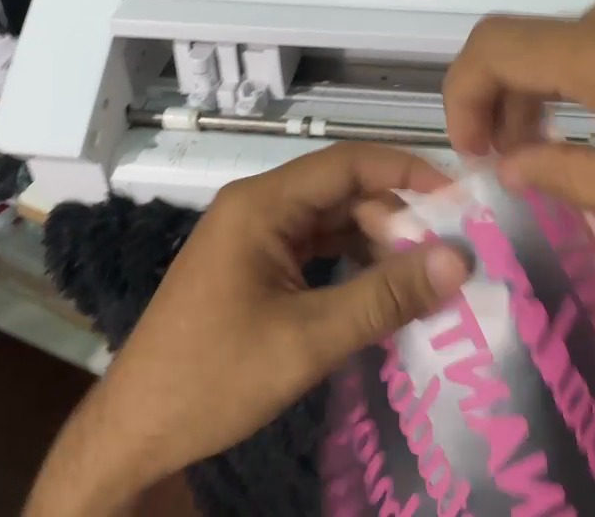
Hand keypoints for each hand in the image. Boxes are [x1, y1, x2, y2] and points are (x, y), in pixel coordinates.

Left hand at [24, 144, 471, 516]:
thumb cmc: (215, 378)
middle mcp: (257, 206)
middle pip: (342, 190)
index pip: (349, 163)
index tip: (458, 200)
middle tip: (446, 255)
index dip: (407, 172)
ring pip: (331, 220)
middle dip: (396, 216)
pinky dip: (351, 263)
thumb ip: (386, 296)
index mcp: (262, 204)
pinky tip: (381, 290)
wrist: (135, 432)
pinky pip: (314, 247)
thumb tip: (460, 260)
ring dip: (376, 242)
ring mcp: (252, 236)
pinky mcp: (252, 266)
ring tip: (424, 275)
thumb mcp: (309, 339)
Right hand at [442, 0, 594, 368]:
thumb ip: (566, 175)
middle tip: (502, 162)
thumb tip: (508, 165)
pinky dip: (582, 78)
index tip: (470, 153)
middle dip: (499, 98)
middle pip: (528, 40)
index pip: (495, 46)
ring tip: (542, 150)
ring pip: (567, 39)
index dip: (462, 96)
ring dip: (540, 89)